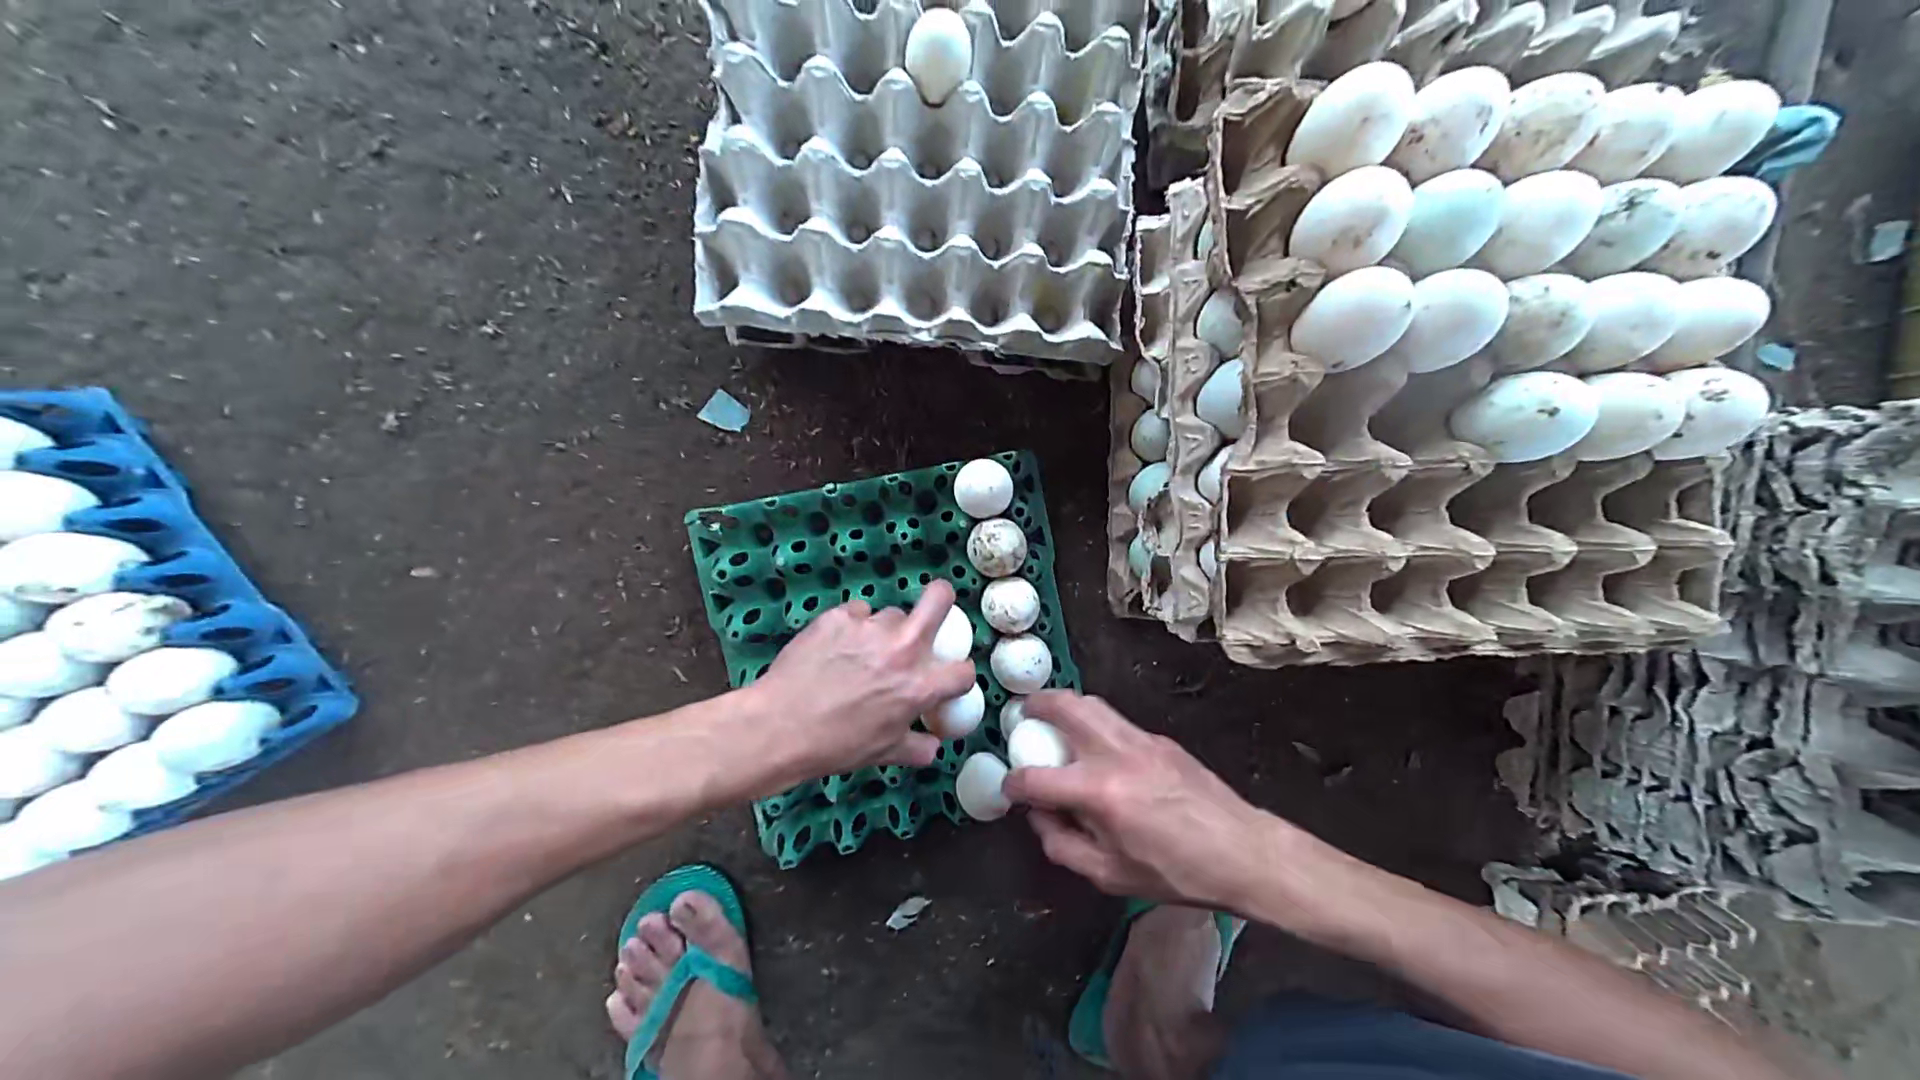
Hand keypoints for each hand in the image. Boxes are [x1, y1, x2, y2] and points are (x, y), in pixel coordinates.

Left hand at [745, 579, 975, 779]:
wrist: (779, 727)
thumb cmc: (836, 746)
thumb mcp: (885, 754)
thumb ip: (917, 747)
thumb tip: (932, 744)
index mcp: (919, 686)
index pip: (963, 671)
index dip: (959, 676)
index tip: (947, 679)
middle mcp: (902, 649)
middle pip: (939, 599)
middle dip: (942, 599)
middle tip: (931, 614)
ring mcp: (870, 628)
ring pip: (890, 614)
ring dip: (885, 630)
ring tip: (862, 652)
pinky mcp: (839, 617)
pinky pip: (856, 614)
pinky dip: (851, 628)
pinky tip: (834, 648)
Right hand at [1002, 692, 1300, 912]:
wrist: (1244, 852)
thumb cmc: (1177, 872)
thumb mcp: (1110, 875)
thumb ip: (1063, 845)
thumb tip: (1040, 817)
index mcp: (1100, 794)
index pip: (1036, 779)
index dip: (1013, 785)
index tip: (1011, 790)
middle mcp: (1116, 755)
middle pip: (1064, 707)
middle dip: (1035, 705)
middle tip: (1023, 714)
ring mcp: (1141, 740)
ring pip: (1091, 703)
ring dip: (1065, 705)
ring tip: (1054, 719)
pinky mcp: (1160, 739)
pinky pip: (1116, 721)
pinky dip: (1095, 723)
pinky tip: (1099, 748)